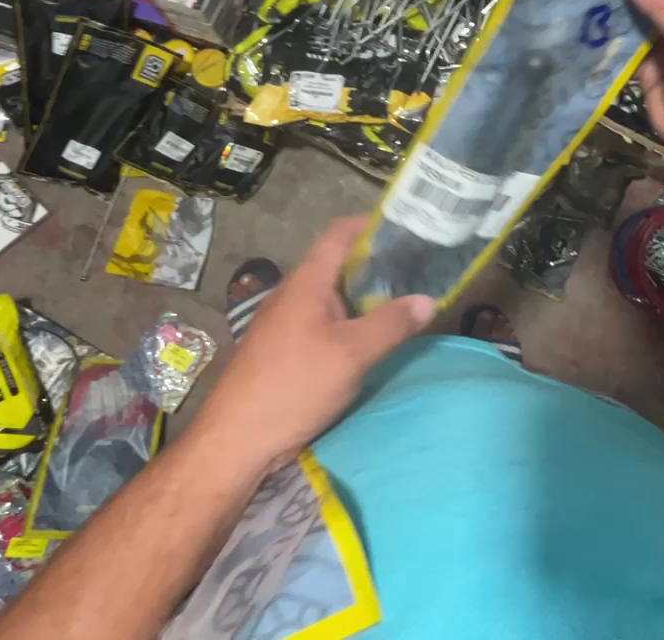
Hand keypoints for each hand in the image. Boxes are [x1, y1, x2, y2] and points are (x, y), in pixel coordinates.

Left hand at [190, 217, 434, 471]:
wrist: (235, 440)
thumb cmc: (293, 386)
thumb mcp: (352, 354)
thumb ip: (391, 324)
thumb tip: (428, 301)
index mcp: (307, 281)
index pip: (340, 233)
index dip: (372, 223)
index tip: (407, 228)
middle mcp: (294, 293)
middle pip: (338, 263)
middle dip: (376, 262)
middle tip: (416, 267)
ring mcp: (286, 321)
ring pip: (332, 294)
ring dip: (364, 294)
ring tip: (402, 300)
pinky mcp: (284, 347)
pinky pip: (324, 319)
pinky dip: (350, 319)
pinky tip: (370, 337)